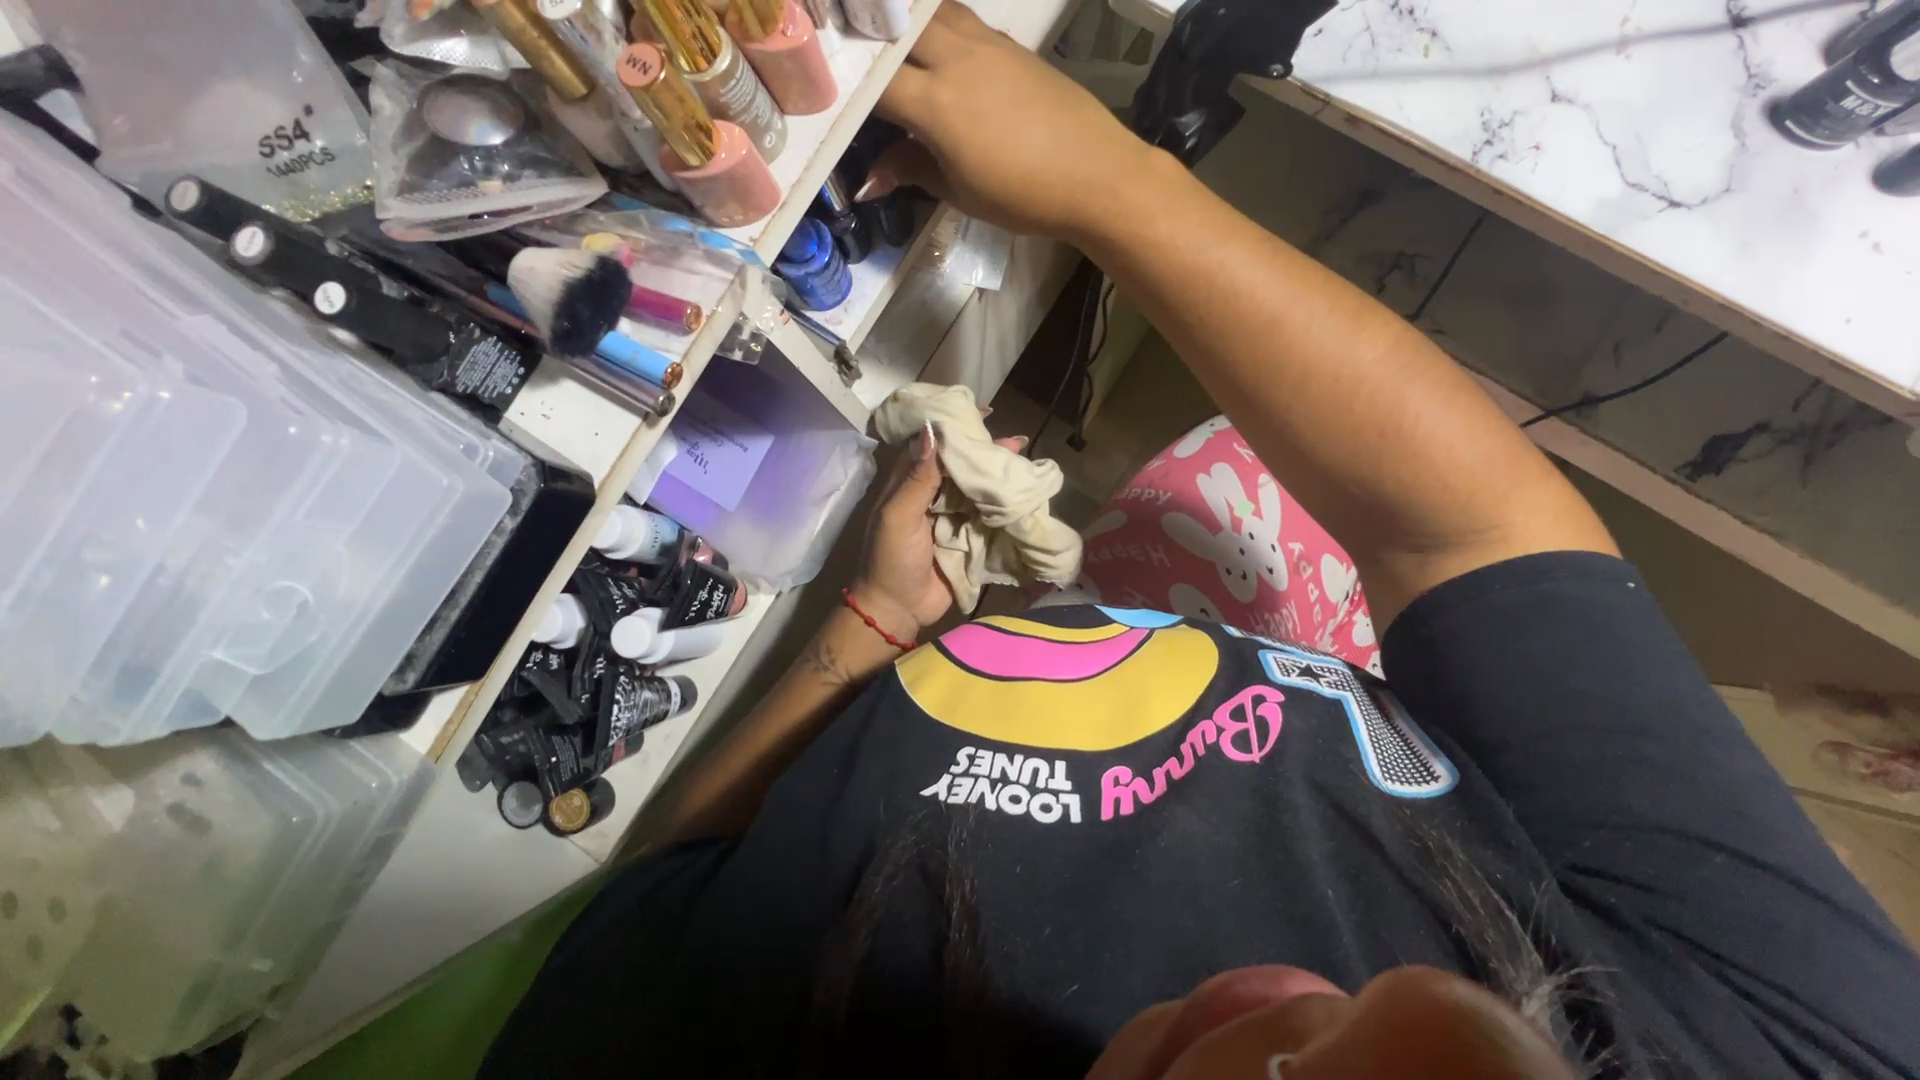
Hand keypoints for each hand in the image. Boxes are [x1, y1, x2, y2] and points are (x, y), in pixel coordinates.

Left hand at [851, 421, 1024, 640]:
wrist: (899, 610)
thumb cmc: (890, 560)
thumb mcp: (898, 515)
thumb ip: (917, 477)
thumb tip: (933, 431)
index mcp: (910, 484)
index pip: (933, 445)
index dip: (954, 428)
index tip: (980, 414)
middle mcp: (933, 496)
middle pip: (962, 466)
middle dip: (987, 452)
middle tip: (1016, 442)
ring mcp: (953, 518)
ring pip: (979, 489)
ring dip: (999, 477)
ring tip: (1026, 463)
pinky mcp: (969, 540)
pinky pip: (989, 517)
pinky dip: (1005, 506)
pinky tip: (1025, 495)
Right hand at [861, 3, 1161, 240]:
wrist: (1096, 174)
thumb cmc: (1023, 195)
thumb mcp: (960, 191)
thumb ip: (911, 170)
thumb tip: (868, 179)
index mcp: (937, 103)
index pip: (875, 83)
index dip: (848, 89)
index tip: (830, 98)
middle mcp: (957, 59)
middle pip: (898, 28)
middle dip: (871, 40)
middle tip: (851, 57)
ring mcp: (988, 45)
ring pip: (932, 13)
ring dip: (907, 25)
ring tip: (891, 46)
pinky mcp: (1012, 46)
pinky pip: (964, 22)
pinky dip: (941, 28)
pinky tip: (938, 53)